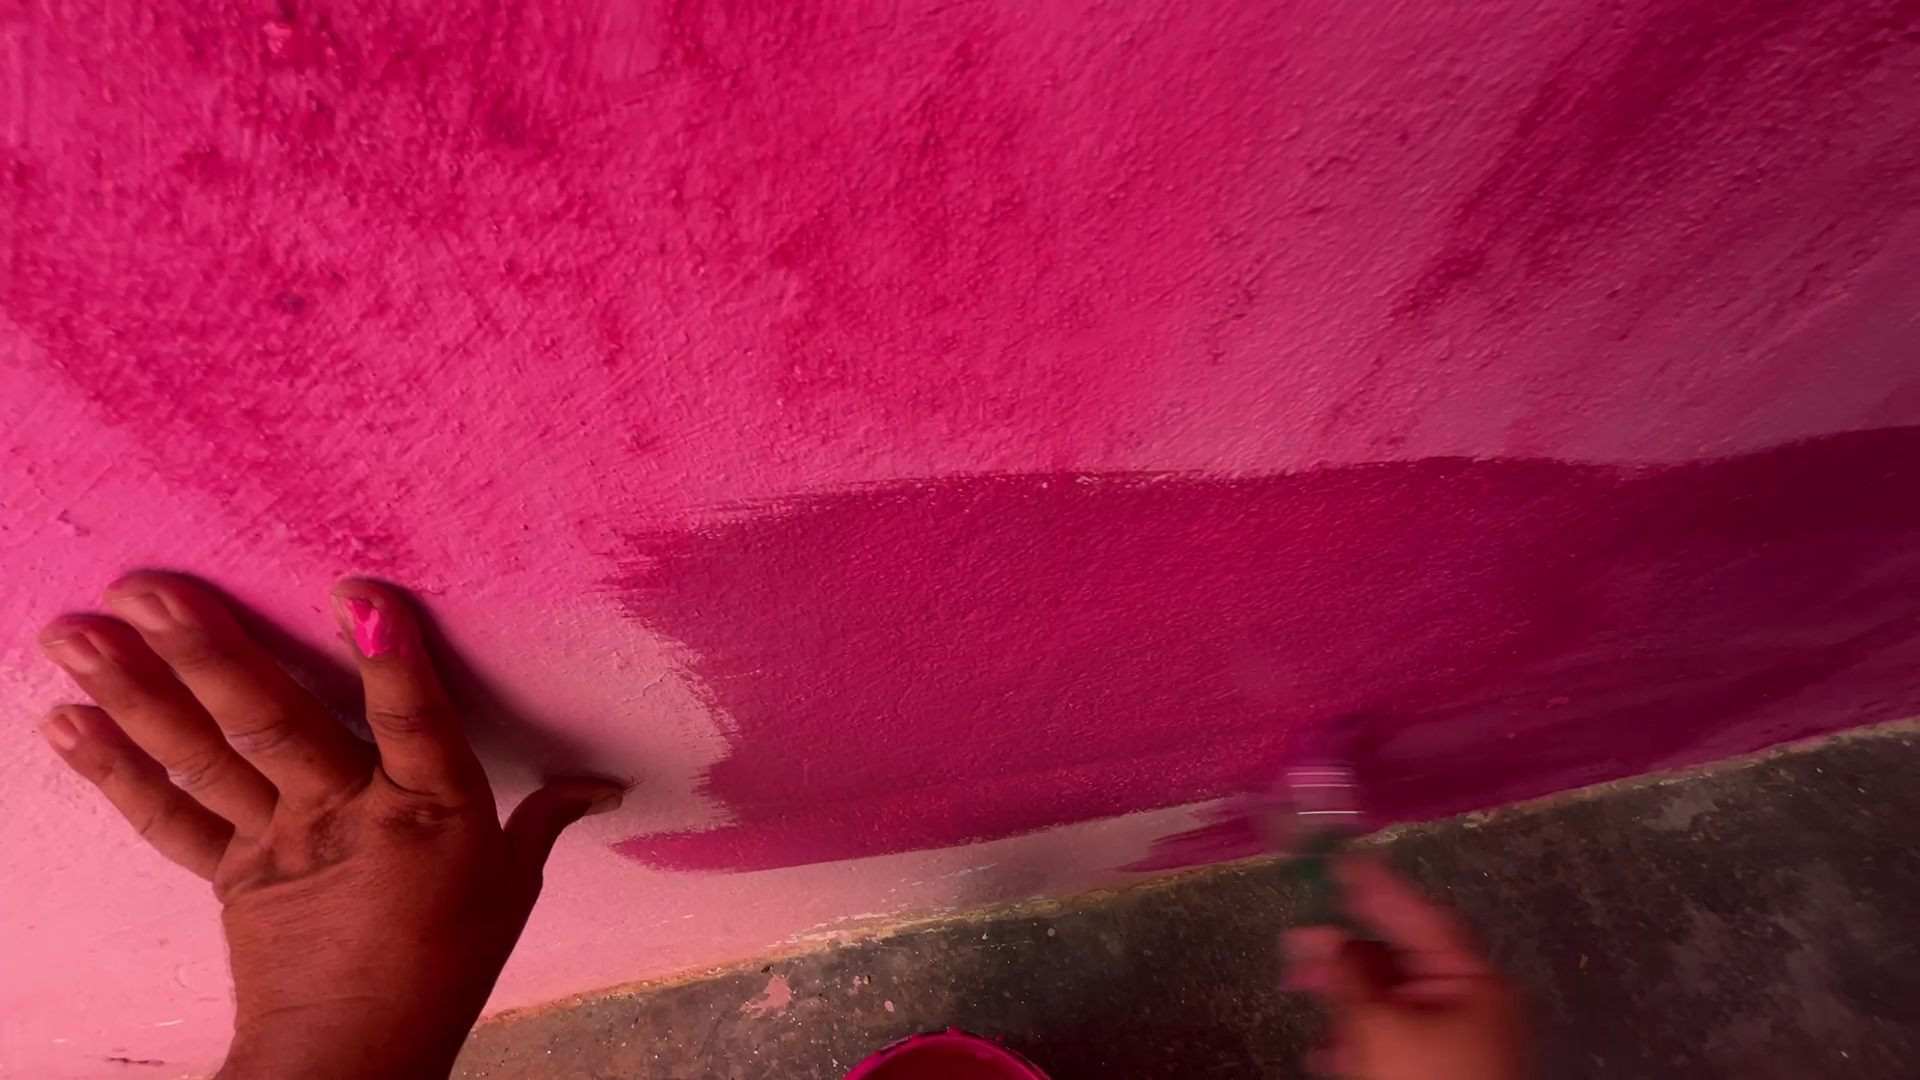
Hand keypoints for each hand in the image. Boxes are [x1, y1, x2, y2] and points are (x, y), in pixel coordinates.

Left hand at [36, 573, 622, 1079]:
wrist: (353, 1055)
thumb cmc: (450, 957)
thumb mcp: (515, 880)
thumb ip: (551, 814)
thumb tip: (610, 785)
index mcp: (431, 811)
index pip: (413, 721)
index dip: (389, 657)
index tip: (359, 593)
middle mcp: (346, 816)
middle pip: (278, 729)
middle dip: (212, 656)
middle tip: (151, 589)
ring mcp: (275, 843)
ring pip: (207, 760)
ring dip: (141, 693)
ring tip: (79, 633)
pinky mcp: (227, 872)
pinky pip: (165, 816)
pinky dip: (113, 767)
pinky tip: (64, 717)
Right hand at [1282, 856, 1529, 1079]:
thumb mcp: (1376, 1024)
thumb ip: (1345, 970)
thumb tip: (1320, 932)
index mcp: (1474, 981)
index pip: (1420, 914)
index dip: (1376, 884)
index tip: (1336, 857)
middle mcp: (1469, 998)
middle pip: (1393, 953)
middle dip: (1338, 949)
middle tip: (1294, 938)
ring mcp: (1454, 1031)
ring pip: (1383, 991)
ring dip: (1337, 994)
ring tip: (1294, 989)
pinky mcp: (1437, 1060)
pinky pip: (1387, 1025)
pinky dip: (1354, 1028)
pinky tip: (1324, 1046)